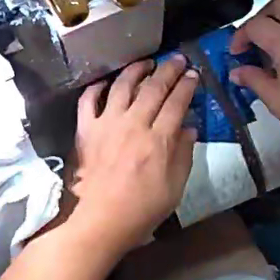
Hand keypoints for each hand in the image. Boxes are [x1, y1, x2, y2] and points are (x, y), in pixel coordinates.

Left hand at [62, 56, 198, 257]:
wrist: (101, 220)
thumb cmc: (142, 209)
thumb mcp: (175, 187)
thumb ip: (183, 155)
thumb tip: (189, 128)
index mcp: (158, 140)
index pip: (176, 103)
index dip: (187, 86)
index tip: (193, 74)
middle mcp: (133, 124)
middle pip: (153, 88)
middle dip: (168, 70)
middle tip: (177, 60)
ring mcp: (107, 123)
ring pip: (122, 86)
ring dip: (135, 71)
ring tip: (146, 63)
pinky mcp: (86, 129)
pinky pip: (89, 100)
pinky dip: (97, 87)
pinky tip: (106, 81)